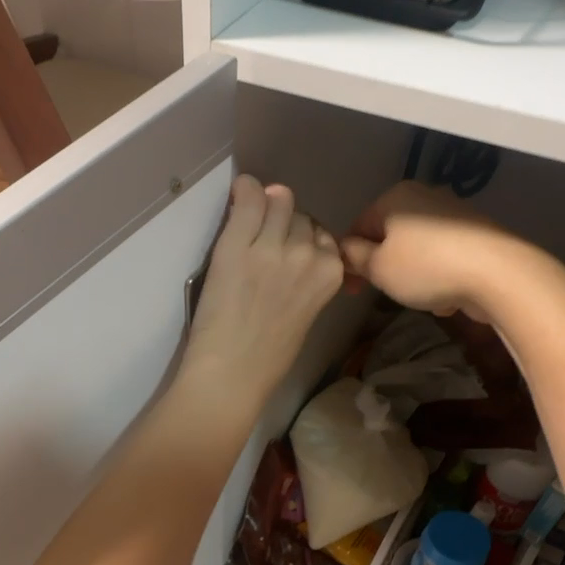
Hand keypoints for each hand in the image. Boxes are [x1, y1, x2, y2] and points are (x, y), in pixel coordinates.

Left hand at [180, 175, 343, 405]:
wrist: (232, 374)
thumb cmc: (267, 357)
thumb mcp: (306, 314)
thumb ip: (309, 278)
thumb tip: (300, 247)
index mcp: (332, 274)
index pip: (323, 233)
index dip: (303, 238)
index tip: (287, 250)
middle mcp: (308, 253)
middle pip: (300, 216)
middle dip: (283, 224)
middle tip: (262, 244)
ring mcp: (272, 246)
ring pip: (278, 201)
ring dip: (264, 208)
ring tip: (248, 225)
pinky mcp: (236, 245)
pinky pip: (248, 200)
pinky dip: (244, 190)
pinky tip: (239, 189)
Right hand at [341, 181, 538, 318]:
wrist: (499, 274)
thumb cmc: (426, 267)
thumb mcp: (378, 267)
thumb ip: (354, 257)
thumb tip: (346, 249)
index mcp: (395, 197)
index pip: (358, 227)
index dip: (350, 260)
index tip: (354, 289)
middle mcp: (425, 198)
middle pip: (390, 239)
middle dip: (386, 269)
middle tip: (386, 293)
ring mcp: (454, 215)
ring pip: (417, 252)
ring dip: (413, 278)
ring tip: (424, 298)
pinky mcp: (476, 236)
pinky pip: (444, 259)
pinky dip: (440, 278)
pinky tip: (449, 297)